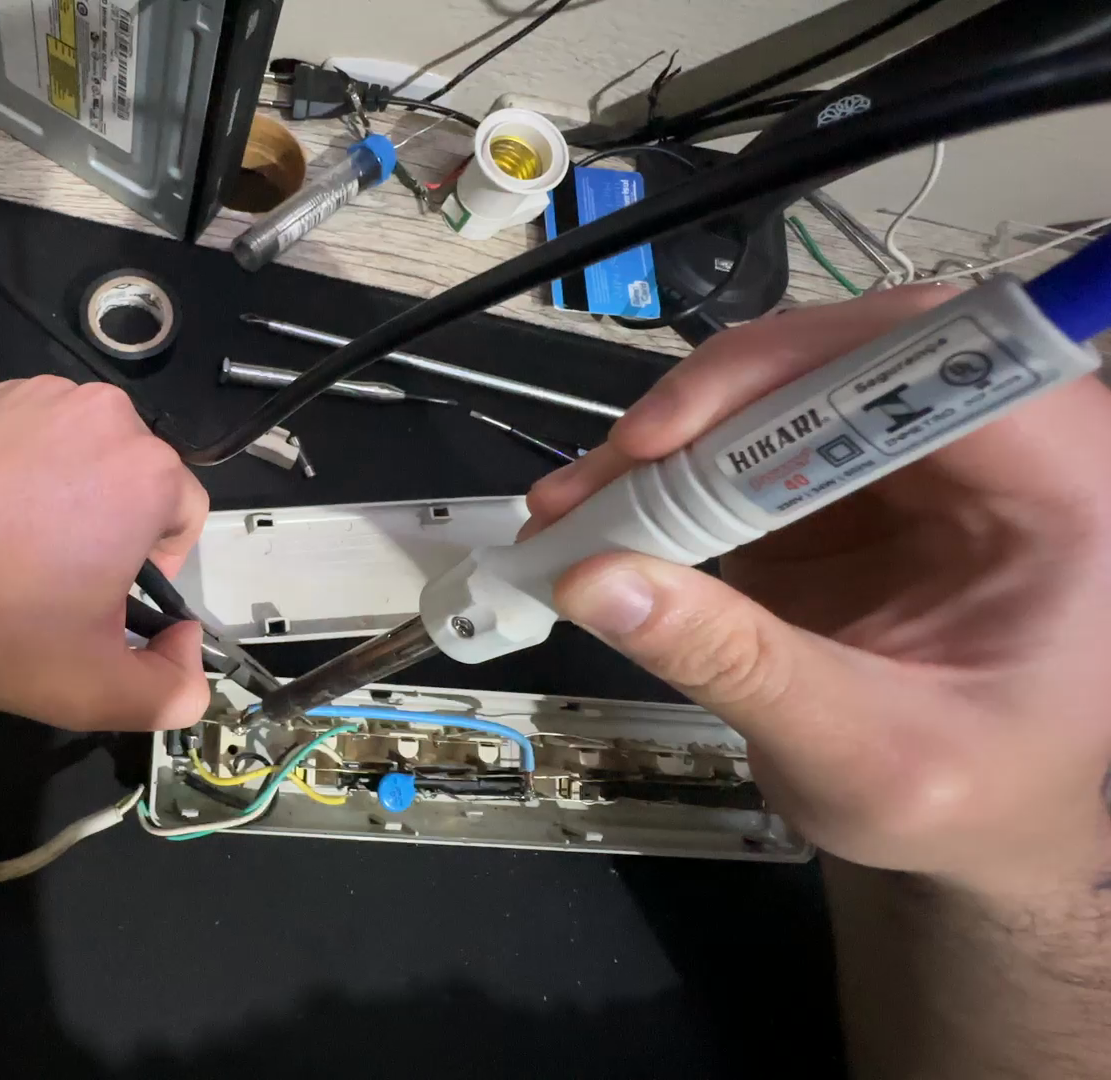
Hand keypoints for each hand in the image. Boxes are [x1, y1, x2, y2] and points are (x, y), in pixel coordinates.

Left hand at [0, 376, 210, 735]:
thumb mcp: (98, 690)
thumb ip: (175, 690)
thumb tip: (190, 656)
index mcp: (144, 472)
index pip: (185, 515)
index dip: (154, 566)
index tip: (105, 598)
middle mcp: (100, 415)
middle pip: (136, 479)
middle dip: (114, 528)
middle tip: (58, 580)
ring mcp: (34, 396)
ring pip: (85, 453)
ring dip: (71, 494)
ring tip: (14, 547)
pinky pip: (32, 434)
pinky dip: (23, 469)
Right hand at [527, 287, 1110, 901]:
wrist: (969, 829)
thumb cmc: (967, 804)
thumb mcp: (856, 752)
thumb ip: (731, 663)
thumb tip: (587, 581)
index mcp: (1062, 495)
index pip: (931, 362)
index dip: (783, 371)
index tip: (654, 442)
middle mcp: (980, 460)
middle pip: (821, 367)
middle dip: (683, 420)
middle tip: (579, 491)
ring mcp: (890, 474)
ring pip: (755, 406)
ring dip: (645, 456)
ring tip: (564, 513)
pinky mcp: (819, 497)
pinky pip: (721, 457)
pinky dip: (645, 486)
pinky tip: (590, 525)